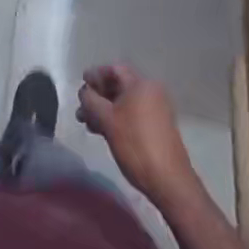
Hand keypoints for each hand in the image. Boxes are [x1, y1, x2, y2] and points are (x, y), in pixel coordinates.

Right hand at [76, 64, 198, 202]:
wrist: (168, 179)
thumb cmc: (135, 145)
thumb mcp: (108, 121)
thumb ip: (92, 101)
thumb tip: (85, 91)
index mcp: (141, 84)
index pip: (115, 69)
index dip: (96, 74)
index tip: (81, 82)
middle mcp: (150, 91)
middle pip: (119, 85)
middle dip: (98, 95)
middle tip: (81, 108)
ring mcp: (155, 109)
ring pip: (124, 102)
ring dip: (104, 109)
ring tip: (86, 123)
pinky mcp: (156, 125)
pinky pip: (131, 114)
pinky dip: (116, 118)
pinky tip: (102, 131)